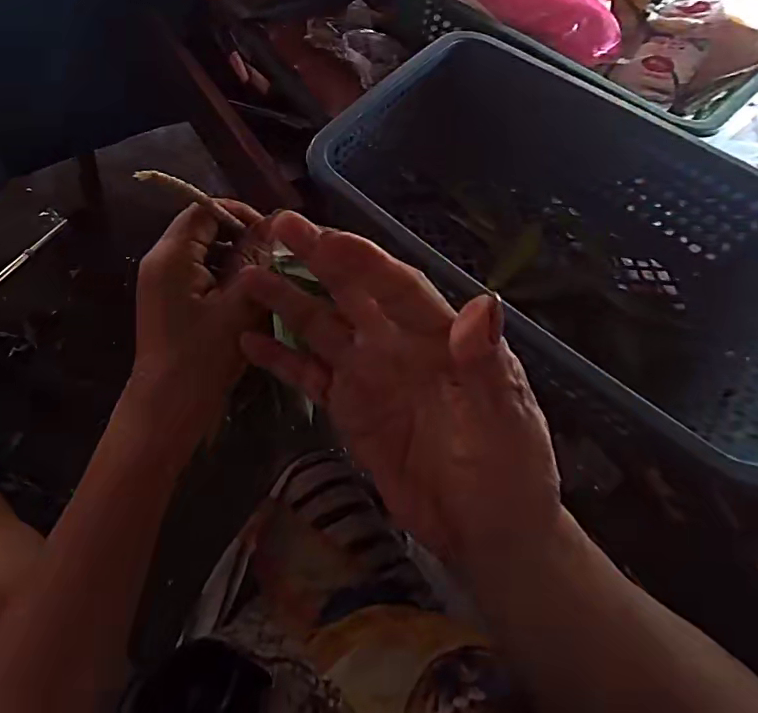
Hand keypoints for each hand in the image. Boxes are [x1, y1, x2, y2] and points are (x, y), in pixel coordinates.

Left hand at [131, 199, 270, 441]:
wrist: (167, 406)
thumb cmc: (202, 356)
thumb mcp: (238, 307)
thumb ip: (254, 262)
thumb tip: (273, 227)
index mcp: (170, 255)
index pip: (202, 210)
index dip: (238, 213)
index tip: (271, 232)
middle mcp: (159, 261)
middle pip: (200, 229)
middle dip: (238, 237)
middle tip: (274, 256)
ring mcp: (159, 281)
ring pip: (200, 252)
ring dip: (232, 258)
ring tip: (266, 276)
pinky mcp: (166, 300)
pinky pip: (195, 273)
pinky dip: (220, 277)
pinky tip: (248, 296)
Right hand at [235, 212, 560, 568]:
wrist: (485, 533)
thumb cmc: (510, 472)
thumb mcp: (507, 421)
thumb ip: (486, 366)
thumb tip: (482, 307)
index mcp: (437, 337)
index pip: (397, 287)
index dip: (363, 261)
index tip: (328, 238)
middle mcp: (395, 343)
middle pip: (350, 291)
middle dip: (316, 257)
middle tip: (281, 225)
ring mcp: (365, 373)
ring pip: (318, 325)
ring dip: (285, 299)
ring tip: (249, 277)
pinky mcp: (344, 405)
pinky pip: (305, 374)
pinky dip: (277, 358)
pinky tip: (247, 342)